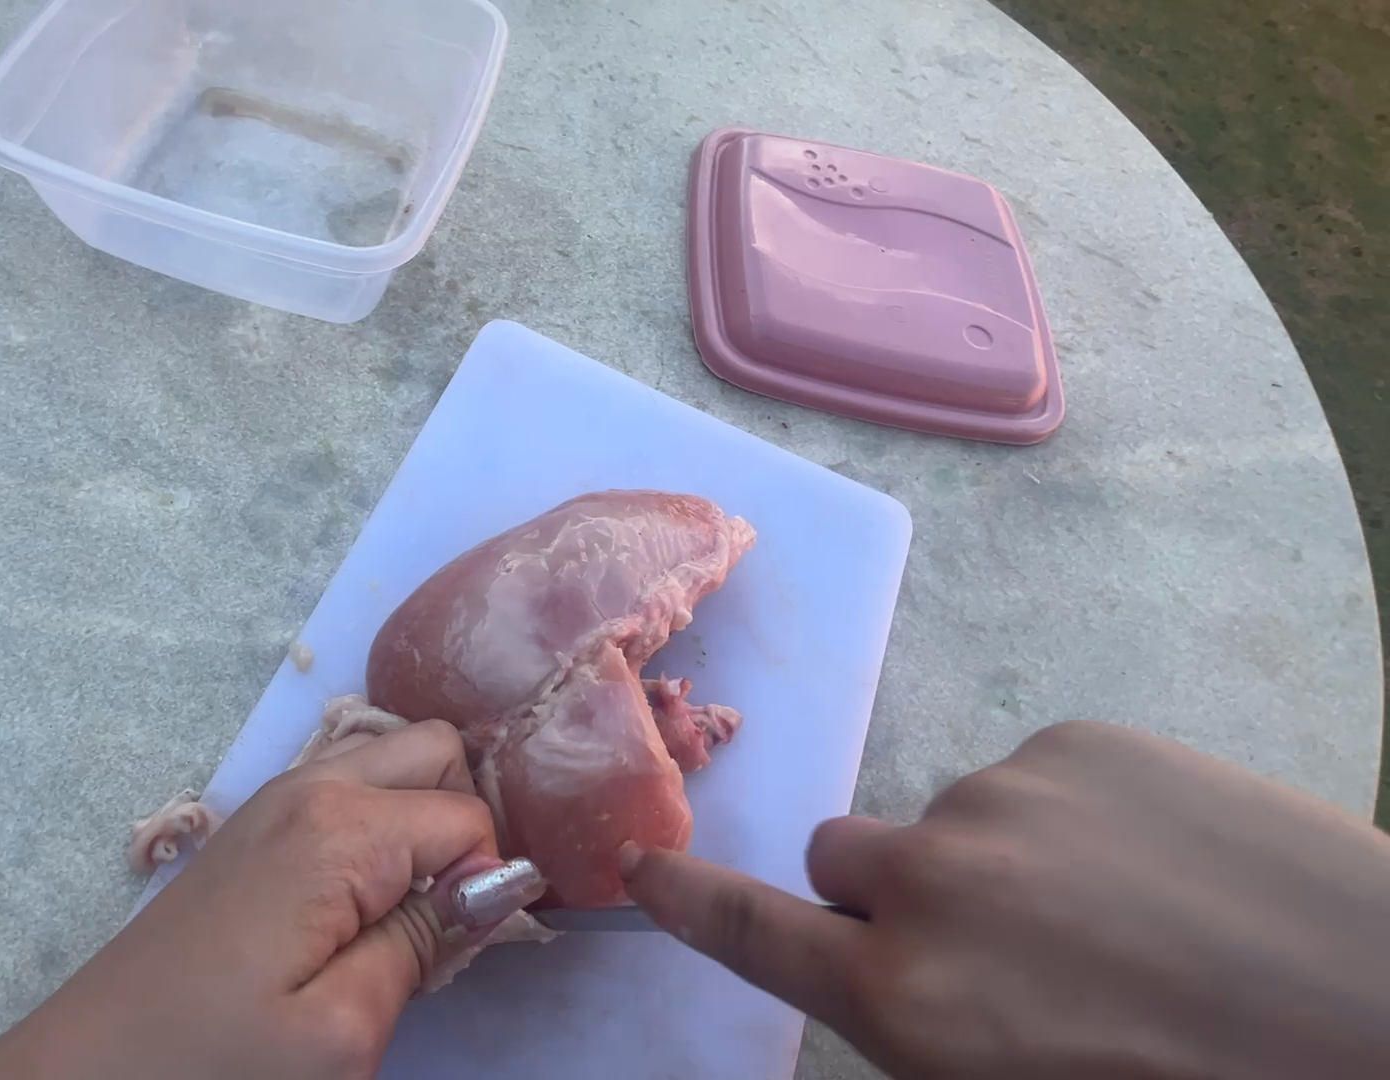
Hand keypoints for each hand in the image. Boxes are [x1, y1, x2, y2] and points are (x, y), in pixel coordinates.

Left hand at [0, 720, 510, 1079]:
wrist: (92, 1064)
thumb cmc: (217, 1058)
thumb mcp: (342, 1030)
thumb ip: (431, 937)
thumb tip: (503, 877)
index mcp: (341, 826)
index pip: (464, 815)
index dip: (484, 873)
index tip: (462, 934)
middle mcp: (316, 780)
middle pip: (436, 747)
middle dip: (462, 814)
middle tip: (442, 902)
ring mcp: (284, 788)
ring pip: (396, 752)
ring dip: (422, 808)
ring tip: (406, 894)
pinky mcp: (265, 810)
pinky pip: (354, 776)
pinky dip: (383, 811)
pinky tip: (363, 882)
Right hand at [624, 720, 1389, 1079]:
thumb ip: (927, 1030)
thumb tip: (890, 972)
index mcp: (918, 1002)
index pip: (757, 931)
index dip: (689, 896)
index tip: (641, 864)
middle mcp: (932, 884)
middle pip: (839, 857)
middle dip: (885, 892)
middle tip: (1001, 944)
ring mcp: (1001, 795)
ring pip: (947, 821)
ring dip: (999, 862)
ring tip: (1136, 917)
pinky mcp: (1078, 741)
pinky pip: (1033, 777)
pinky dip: (1073, 816)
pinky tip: (1177, 863)